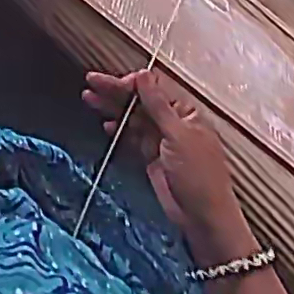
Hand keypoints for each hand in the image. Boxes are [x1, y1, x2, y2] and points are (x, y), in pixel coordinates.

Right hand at [83, 69, 250, 260]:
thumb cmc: (199, 176)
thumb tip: (144, 74)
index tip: (113, 83)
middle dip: (115, 91)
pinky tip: (106, 123)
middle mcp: (173, 123)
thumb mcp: (178, 136)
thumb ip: (158, 105)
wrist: (204, 220)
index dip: (132, 84)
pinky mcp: (152, 156)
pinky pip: (132, 135)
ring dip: (112, 107)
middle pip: (140, 100)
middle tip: (91, 82)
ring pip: (133, 116)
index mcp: (186, 113)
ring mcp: (162, 140)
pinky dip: (119, 128)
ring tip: (89, 98)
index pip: (154, 89)